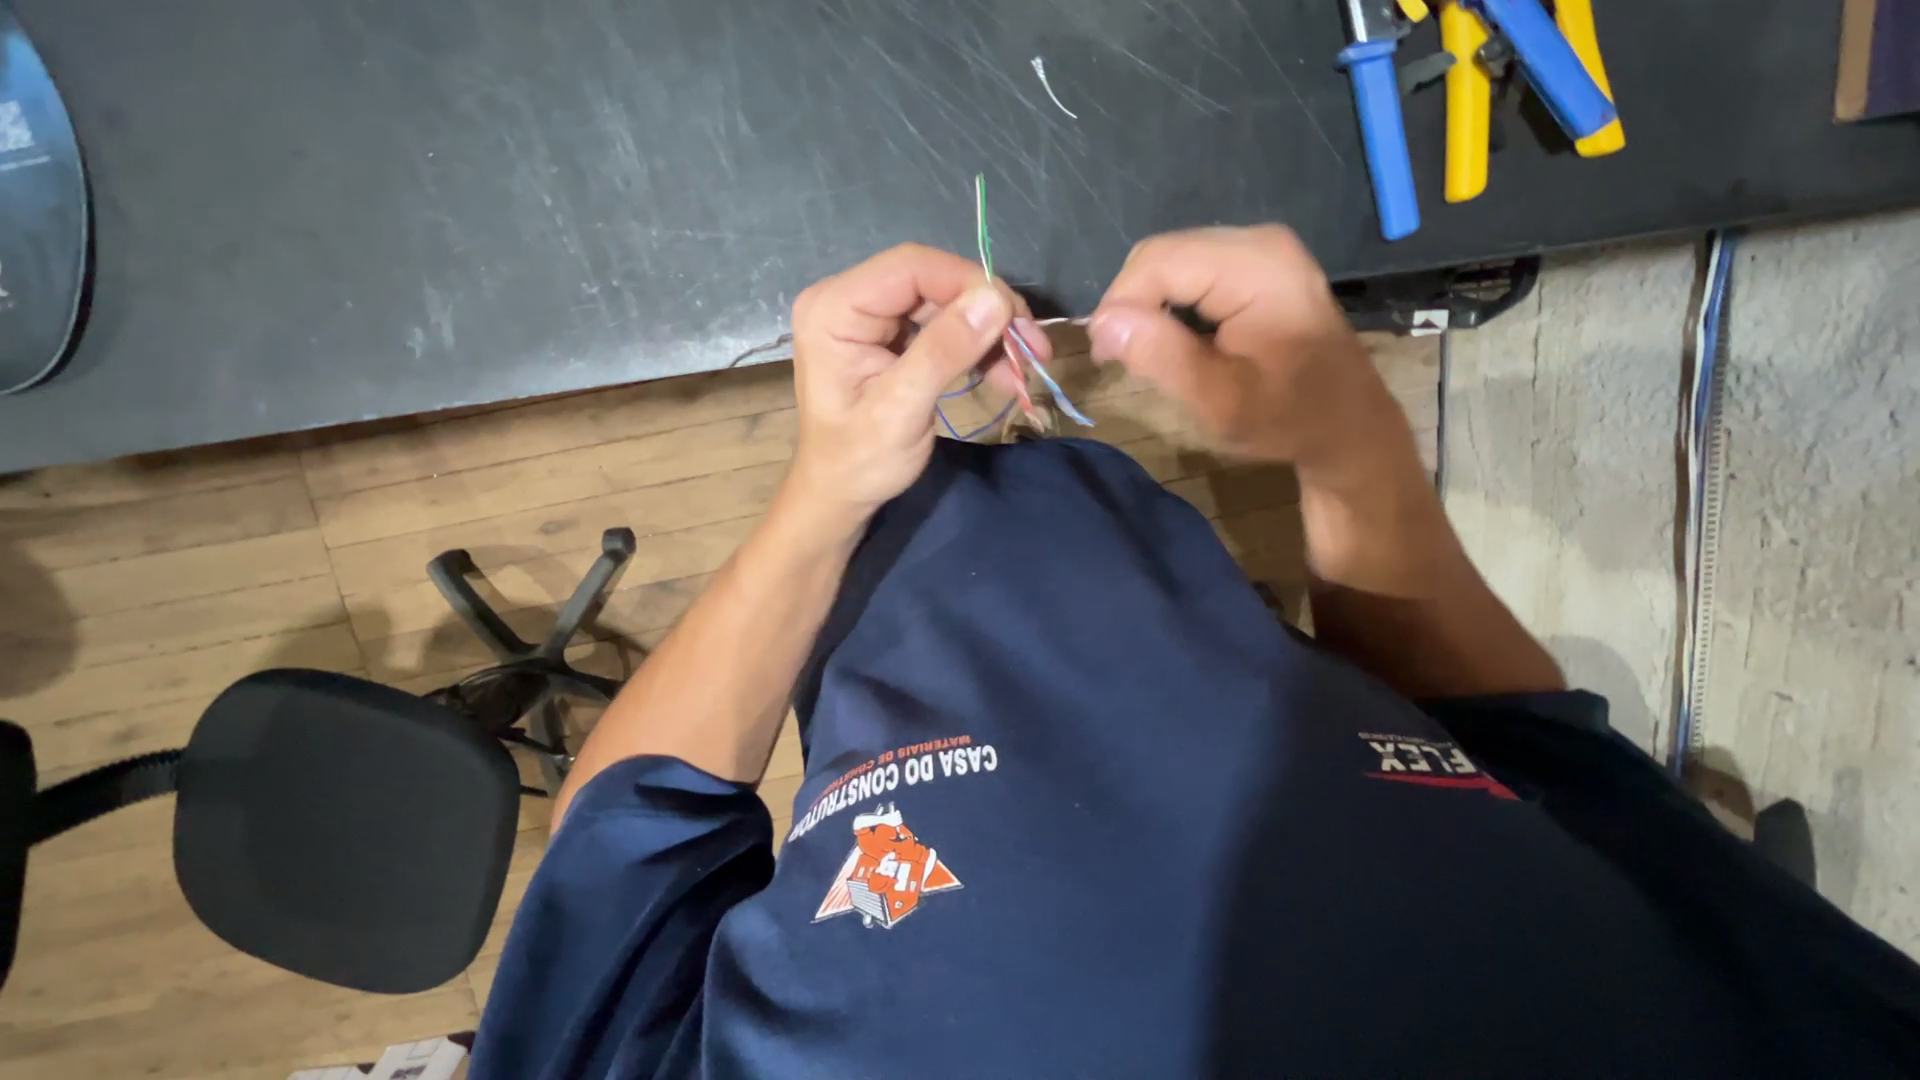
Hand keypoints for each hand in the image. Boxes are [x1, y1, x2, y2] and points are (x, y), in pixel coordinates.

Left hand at [786, 244, 1050, 522]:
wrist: (841, 495)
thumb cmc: (860, 461)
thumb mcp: (901, 410)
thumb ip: (943, 351)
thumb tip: (995, 299)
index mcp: (834, 309)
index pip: (911, 267)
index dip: (968, 283)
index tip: (1015, 320)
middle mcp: (849, 300)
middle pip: (932, 282)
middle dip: (986, 311)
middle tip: (1033, 349)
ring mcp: (870, 318)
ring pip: (945, 302)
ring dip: (989, 332)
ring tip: (1026, 366)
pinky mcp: (890, 336)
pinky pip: (943, 325)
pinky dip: (977, 346)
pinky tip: (1004, 372)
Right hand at [1087, 226, 1398, 485]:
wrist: (1348, 424)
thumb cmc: (1288, 419)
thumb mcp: (1220, 401)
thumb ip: (1163, 357)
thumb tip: (1103, 322)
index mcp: (1255, 268)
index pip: (1157, 261)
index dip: (1119, 303)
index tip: (1106, 356)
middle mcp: (1258, 242)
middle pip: (1162, 253)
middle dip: (1130, 303)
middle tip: (1120, 358)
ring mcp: (1261, 249)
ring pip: (1172, 259)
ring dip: (1146, 304)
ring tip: (1141, 352)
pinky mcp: (1258, 264)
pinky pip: (1192, 269)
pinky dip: (1169, 301)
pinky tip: (1171, 337)